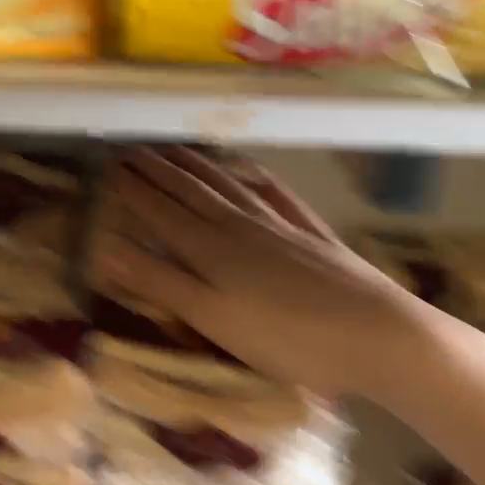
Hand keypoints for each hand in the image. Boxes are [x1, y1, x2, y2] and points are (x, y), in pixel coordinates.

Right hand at [90, 145, 453, 401]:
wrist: (382, 336)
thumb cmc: (287, 337)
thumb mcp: (212, 318)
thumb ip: (158, 280)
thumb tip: (103, 245)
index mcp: (208, 247)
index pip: (157, 208)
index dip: (129, 186)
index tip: (103, 164)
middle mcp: (237, 226)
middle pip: (188, 189)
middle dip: (154, 168)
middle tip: (128, 146)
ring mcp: (278, 226)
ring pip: (227, 185)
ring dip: (195, 164)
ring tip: (173, 148)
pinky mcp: (313, 235)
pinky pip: (278, 195)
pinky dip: (258, 177)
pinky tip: (251, 169)